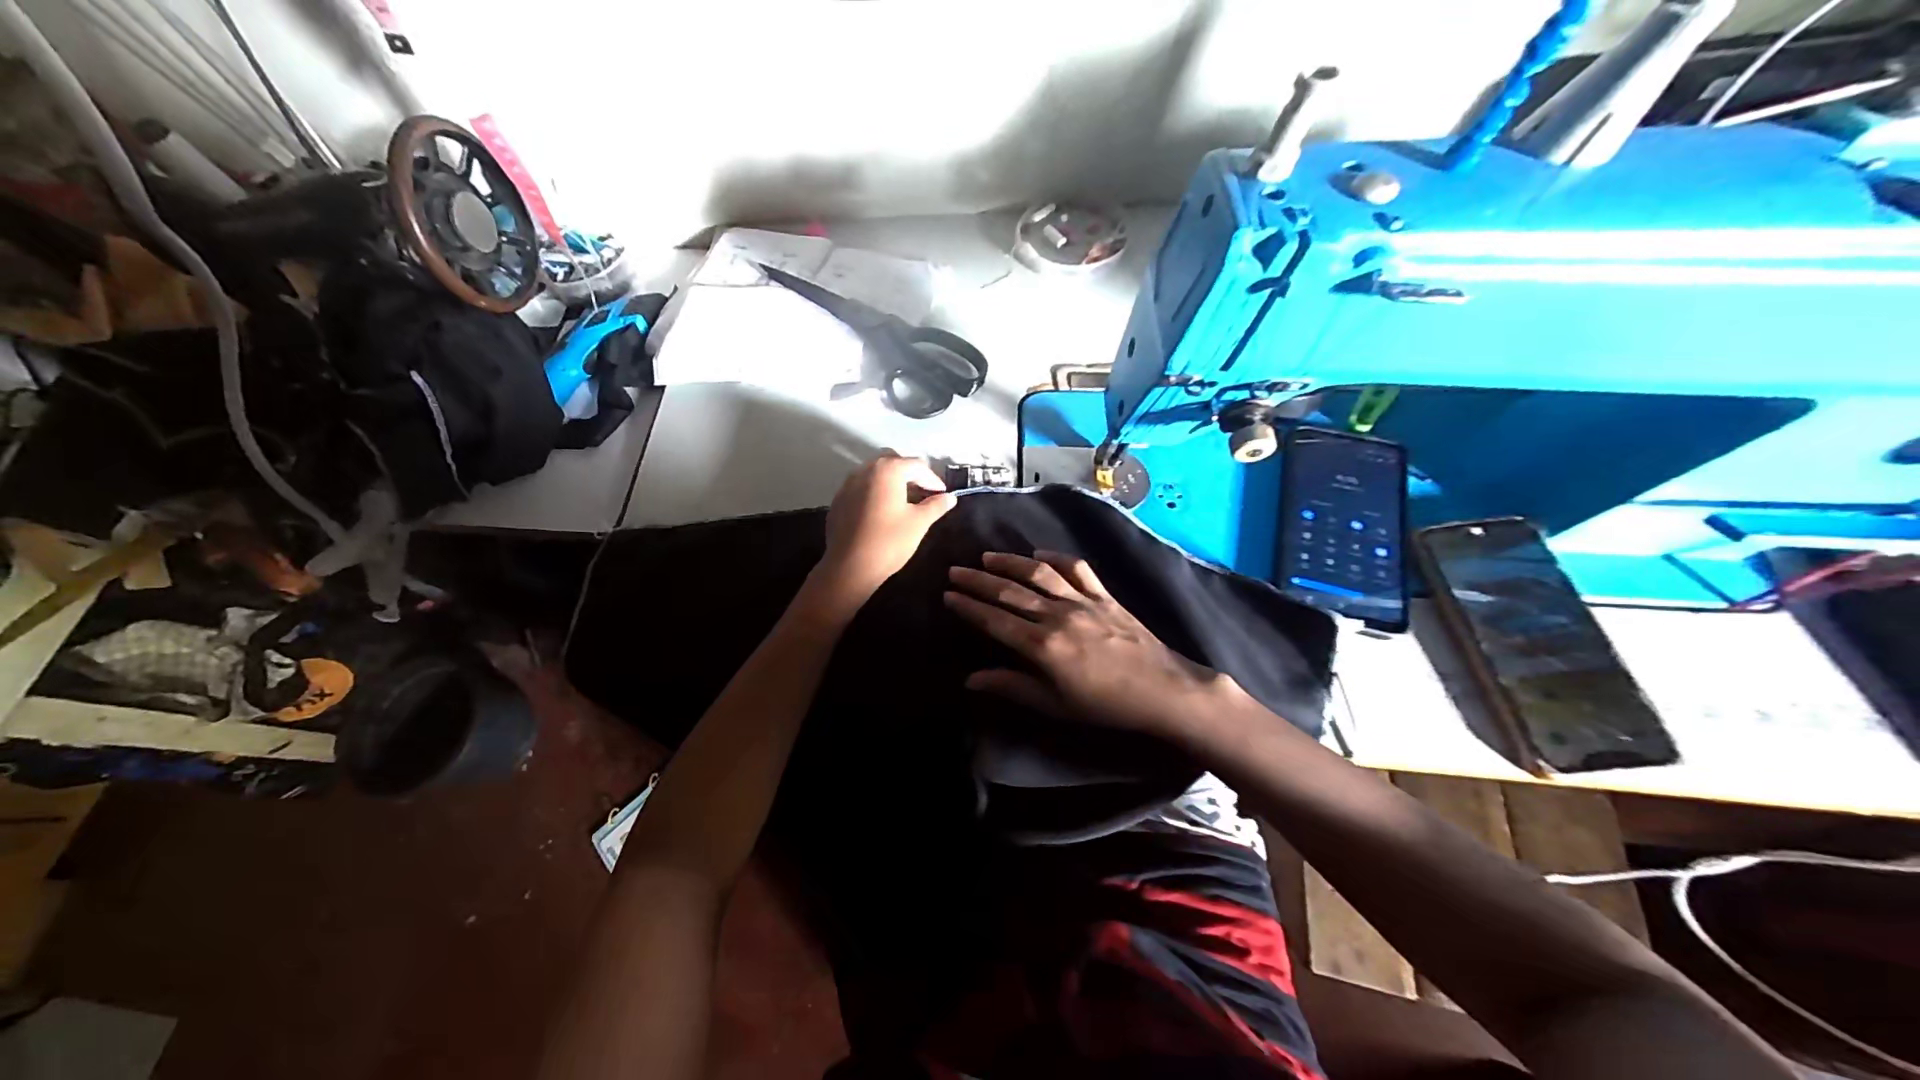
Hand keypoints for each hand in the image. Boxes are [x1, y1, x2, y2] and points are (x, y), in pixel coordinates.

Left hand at [809, 454, 957, 615]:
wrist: (849, 567)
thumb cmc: (889, 542)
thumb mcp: (919, 523)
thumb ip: (936, 505)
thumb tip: (950, 498)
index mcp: (887, 470)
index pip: (916, 465)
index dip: (933, 479)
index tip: (942, 495)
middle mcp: (865, 470)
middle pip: (894, 462)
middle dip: (911, 475)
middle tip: (925, 493)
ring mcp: (848, 484)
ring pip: (876, 474)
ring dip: (893, 482)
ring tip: (906, 502)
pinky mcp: (839, 500)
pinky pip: (862, 488)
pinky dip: (876, 492)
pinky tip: (883, 512)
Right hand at [944, 551, 1229, 738]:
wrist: (1162, 690)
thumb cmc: (1104, 705)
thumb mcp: (1054, 705)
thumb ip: (1011, 687)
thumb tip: (970, 680)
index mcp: (1042, 646)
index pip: (994, 620)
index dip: (968, 606)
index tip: (948, 594)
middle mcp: (1057, 616)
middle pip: (1009, 592)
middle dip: (978, 580)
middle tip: (955, 570)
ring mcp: (1082, 601)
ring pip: (1038, 574)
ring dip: (1009, 563)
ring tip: (987, 557)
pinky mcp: (1104, 596)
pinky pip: (1076, 569)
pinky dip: (1056, 559)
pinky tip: (1040, 555)